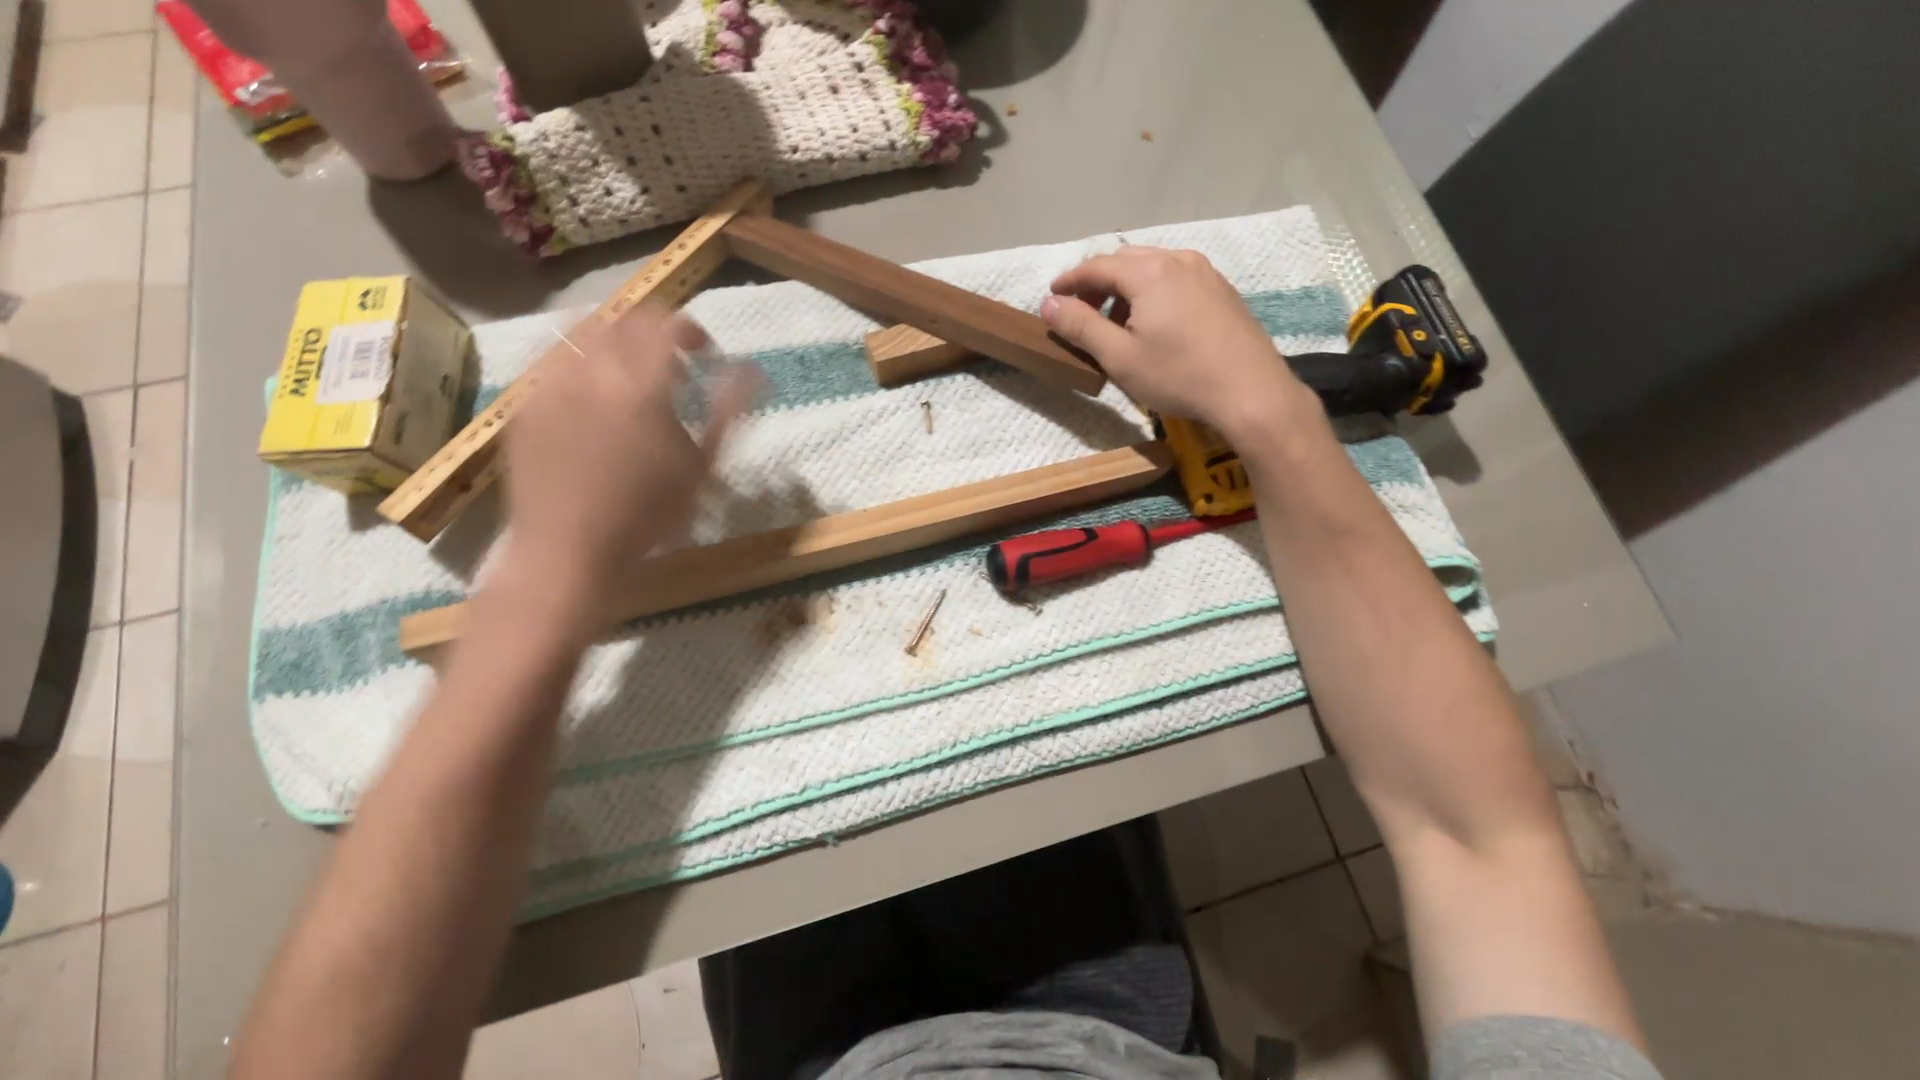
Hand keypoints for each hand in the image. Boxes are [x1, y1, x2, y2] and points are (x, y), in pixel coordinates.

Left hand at [501, 304, 757, 600]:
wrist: (568, 553)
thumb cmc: (646, 518)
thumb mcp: (700, 468)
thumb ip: (728, 412)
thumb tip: (754, 370)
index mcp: (642, 387)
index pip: (666, 324)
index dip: (690, 330)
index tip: (702, 354)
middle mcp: (593, 372)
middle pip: (625, 318)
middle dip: (652, 332)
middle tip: (668, 364)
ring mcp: (550, 384)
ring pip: (583, 330)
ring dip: (614, 339)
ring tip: (625, 371)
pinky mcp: (524, 402)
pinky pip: (551, 358)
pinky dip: (577, 359)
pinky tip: (589, 388)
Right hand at [1040, 247, 1316, 440]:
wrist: (1251, 392)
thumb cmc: (1179, 376)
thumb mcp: (1120, 357)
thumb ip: (1081, 326)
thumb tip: (1050, 305)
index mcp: (1150, 272)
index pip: (1097, 266)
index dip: (1070, 281)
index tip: (1052, 297)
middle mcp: (1179, 260)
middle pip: (1126, 261)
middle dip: (1098, 283)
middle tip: (1081, 312)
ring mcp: (1206, 273)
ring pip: (1154, 268)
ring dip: (1127, 289)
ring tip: (1116, 322)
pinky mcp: (1222, 291)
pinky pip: (1176, 280)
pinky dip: (1154, 293)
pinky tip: (1154, 324)